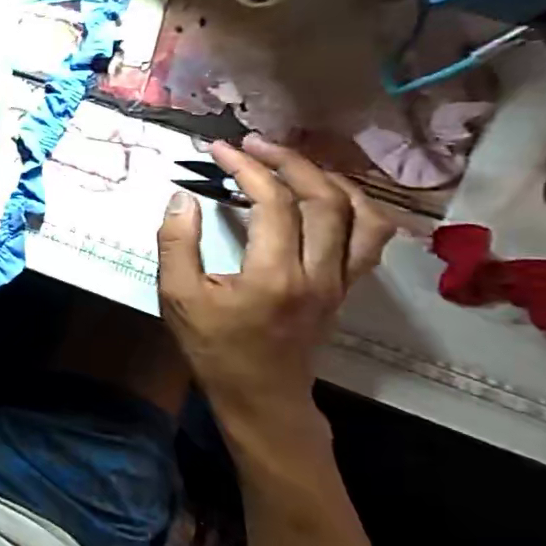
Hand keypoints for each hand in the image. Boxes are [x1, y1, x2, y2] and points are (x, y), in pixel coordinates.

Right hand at [155, 134, 394, 436]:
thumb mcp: (178, 299)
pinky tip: (327, 196)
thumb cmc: (217, 352)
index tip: (220, 150)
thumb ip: (176, 244)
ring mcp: (340, 281)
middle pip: (323, 197)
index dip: (247, 167)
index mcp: (275, 276)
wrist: (262, 400)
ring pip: (359, 214)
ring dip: (328, 178)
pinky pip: (369, 238)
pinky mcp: (346, 287)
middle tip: (254, 144)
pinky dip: (355, 206)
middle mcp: (318, 273)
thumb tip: (182, 197)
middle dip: (288, 160)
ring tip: (294, 163)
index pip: (273, 202)